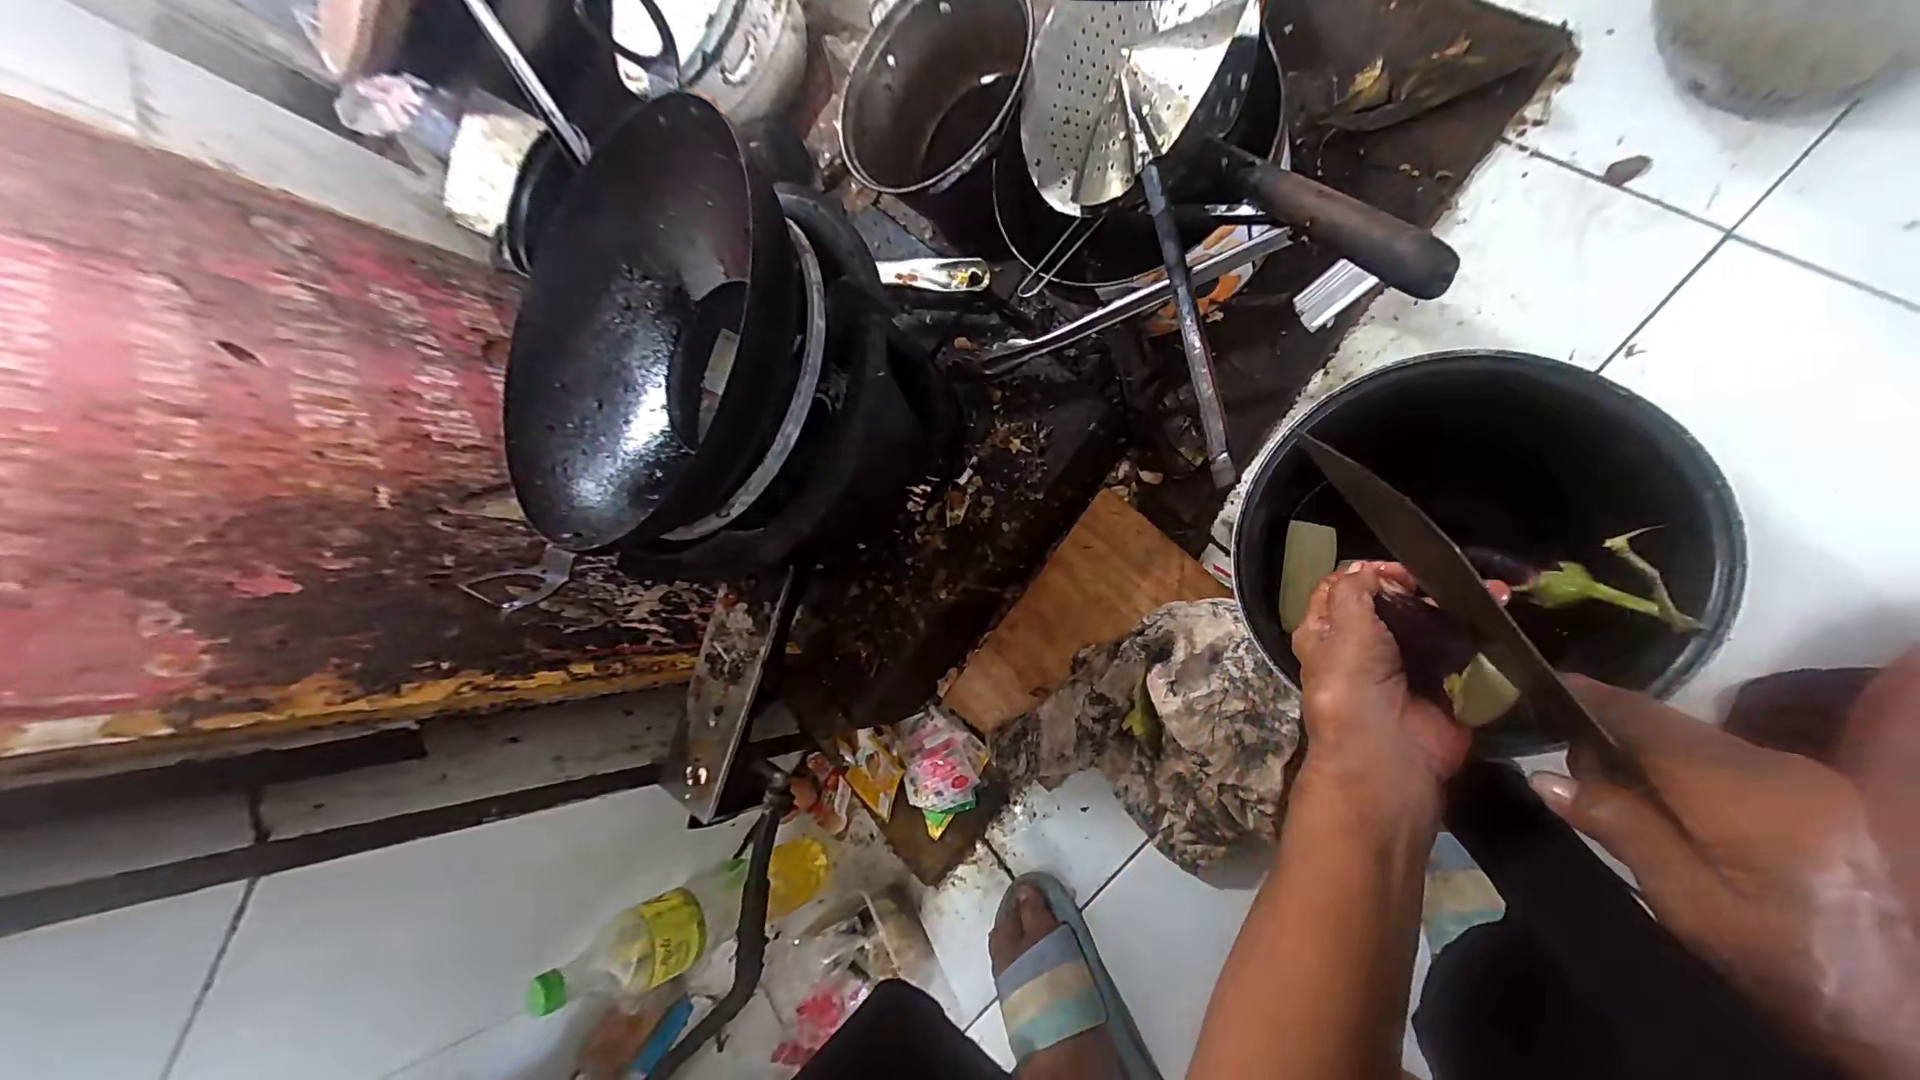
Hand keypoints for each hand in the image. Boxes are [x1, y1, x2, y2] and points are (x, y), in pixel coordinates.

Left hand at [1290, 561, 1473, 817]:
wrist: (1390, 758)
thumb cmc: (1353, 689)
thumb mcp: (1343, 633)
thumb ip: (1352, 595)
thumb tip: (1365, 569)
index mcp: (1325, 632)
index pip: (1341, 588)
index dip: (1368, 572)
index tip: (1403, 568)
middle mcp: (1361, 644)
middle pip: (1389, 602)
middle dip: (1419, 585)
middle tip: (1452, 575)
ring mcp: (1404, 663)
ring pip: (1428, 622)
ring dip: (1455, 604)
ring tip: (1492, 589)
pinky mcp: (1442, 682)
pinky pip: (1460, 649)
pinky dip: (1479, 631)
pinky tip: (1500, 610)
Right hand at [1531, 677, 1919, 1079]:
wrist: (1902, 1021)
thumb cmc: (1784, 965)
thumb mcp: (1688, 906)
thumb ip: (1620, 830)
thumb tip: (1546, 778)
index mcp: (1749, 792)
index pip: (1646, 719)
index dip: (1588, 698)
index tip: (1540, 687)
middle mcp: (1788, 768)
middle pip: (1670, 729)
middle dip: (1613, 739)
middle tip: (1578, 780)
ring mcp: (1816, 779)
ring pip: (1697, 744)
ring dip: (1648, 758)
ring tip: (1621, 801)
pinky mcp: (1829, 796)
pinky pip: (1729, 761)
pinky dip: (1684, 772)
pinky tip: (1673, 810)